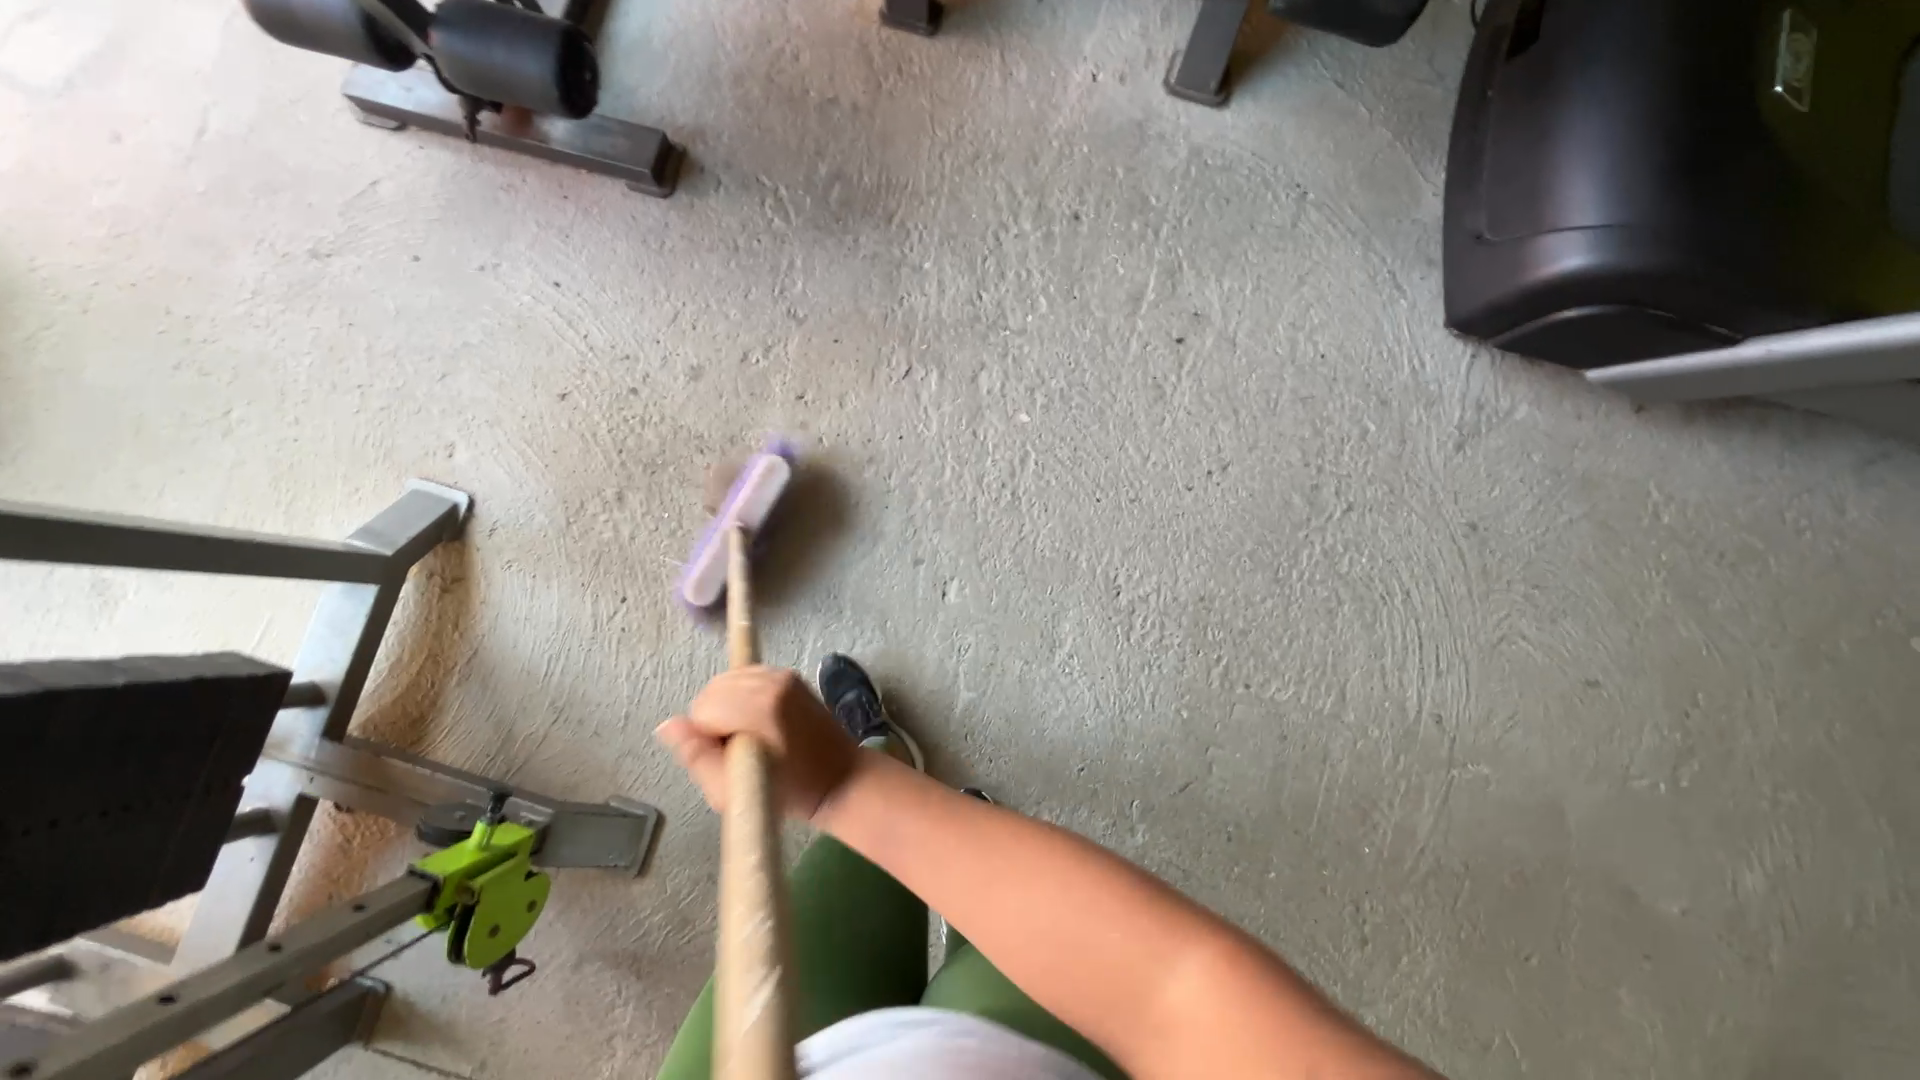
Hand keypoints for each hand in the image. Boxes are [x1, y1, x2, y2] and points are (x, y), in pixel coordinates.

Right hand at [655, 666, 859, 821]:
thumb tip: (666, 725)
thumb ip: (696, 756)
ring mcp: (784, 674)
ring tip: (752, 735)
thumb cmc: (790, 793)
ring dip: (729, 706)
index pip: (702, 709)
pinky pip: (748, 678)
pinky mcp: (791, 674)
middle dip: (715, 718)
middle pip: (713, 690)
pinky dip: (745, 696)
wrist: (840, 779)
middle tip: (740, 749)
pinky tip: (760, 721)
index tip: (732, 757)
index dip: (708, 737)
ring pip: (728, 681)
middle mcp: (772, 682)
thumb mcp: (733, 790)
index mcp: (759, 707)